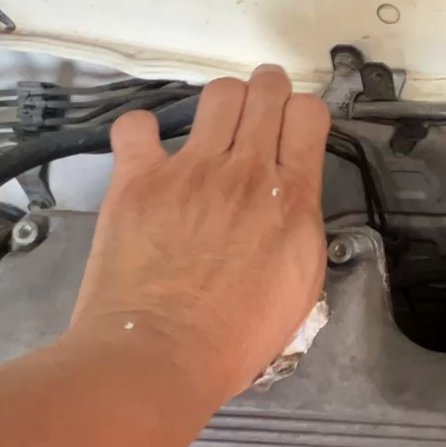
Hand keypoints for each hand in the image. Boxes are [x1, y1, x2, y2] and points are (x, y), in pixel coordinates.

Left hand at [68, 65, 331, 403]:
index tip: (293, 127)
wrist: (158, 358)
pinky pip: (136, 127)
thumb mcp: (303, 279)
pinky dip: (142, 130)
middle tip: (261, 105)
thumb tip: (293, 197)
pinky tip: (148, 145)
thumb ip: (303, 223)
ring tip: (216, 123)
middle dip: (270, 87)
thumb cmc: (239, 332)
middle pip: (267, 90)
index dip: (303, 111)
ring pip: (219, 94)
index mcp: (292, 194)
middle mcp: (247, 170)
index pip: (309, 113)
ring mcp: (191, 171)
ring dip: (225, 100)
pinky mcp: (138, 181)